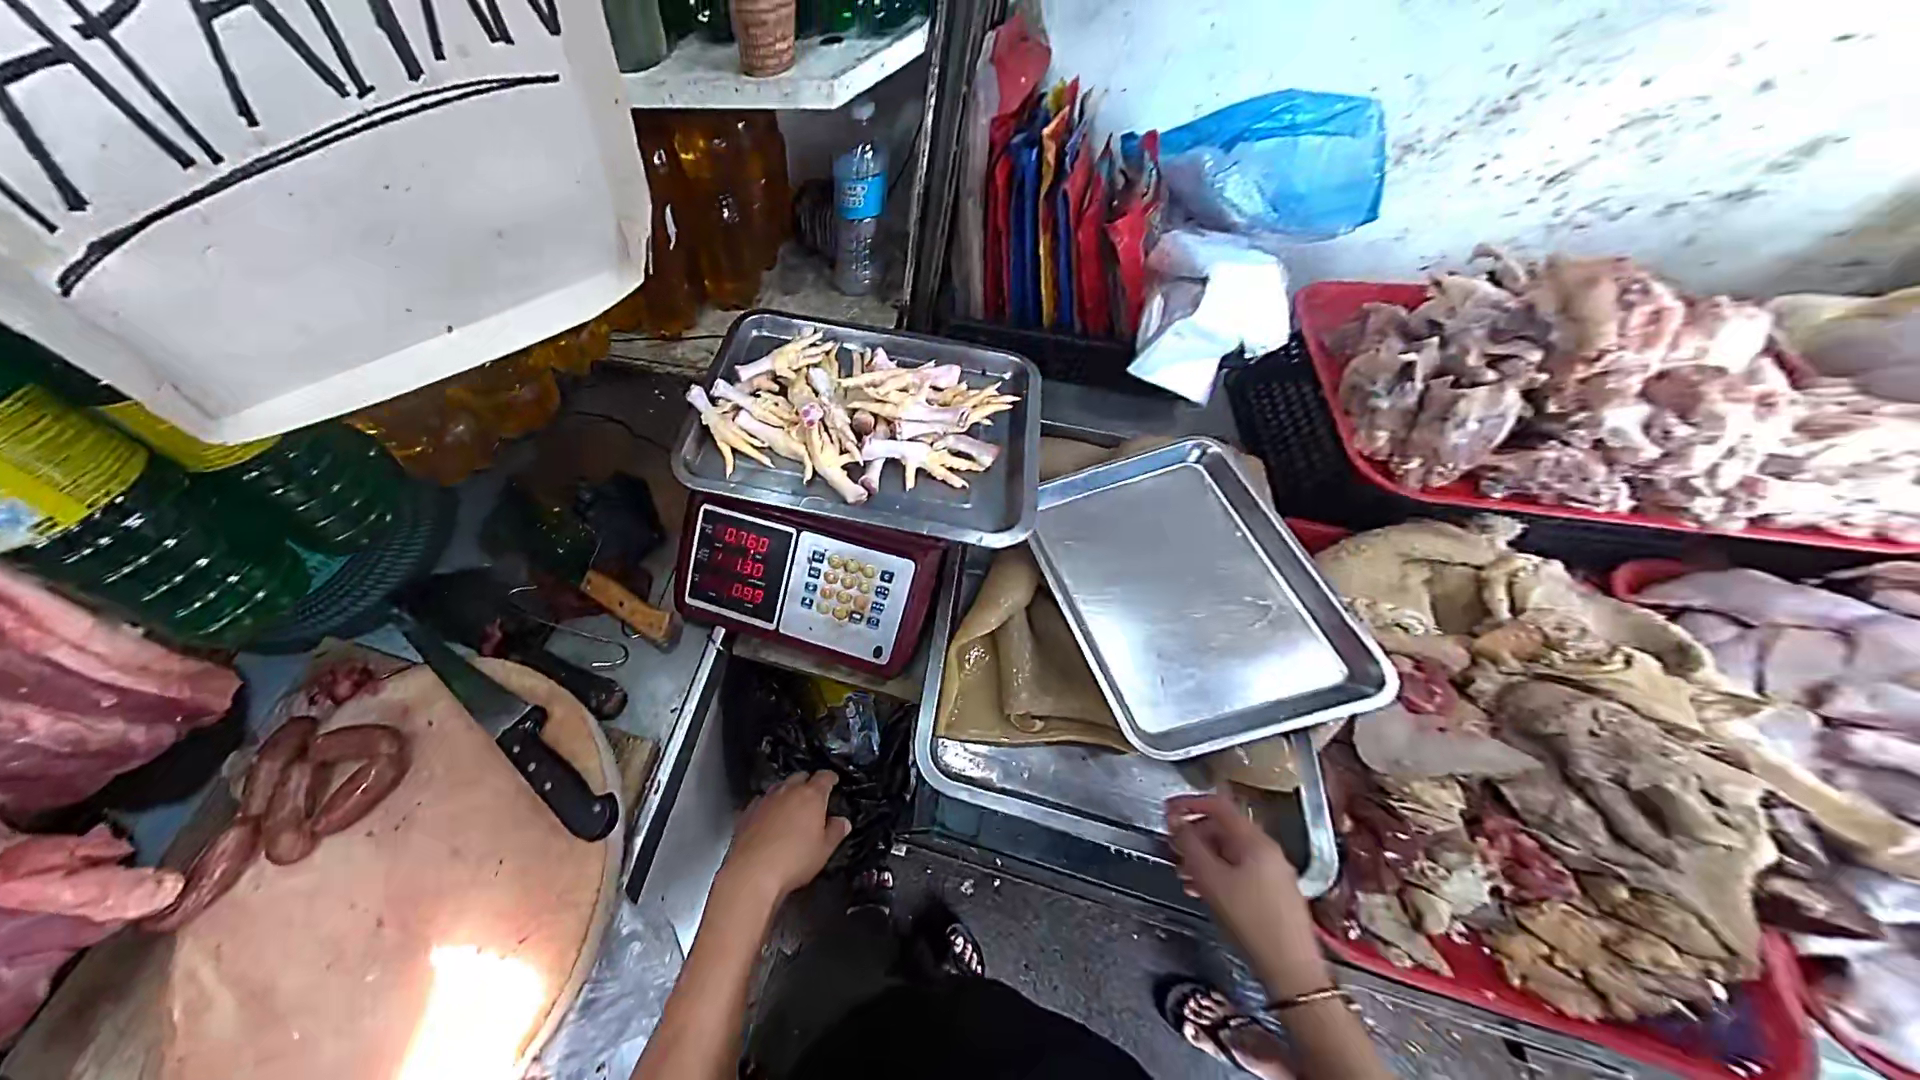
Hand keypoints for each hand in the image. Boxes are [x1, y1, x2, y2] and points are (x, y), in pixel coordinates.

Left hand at [718, 771, 851, 906]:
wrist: (751, 873)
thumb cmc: (794, 860)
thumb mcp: (824, 850)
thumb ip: (836, 832)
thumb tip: (842, 821)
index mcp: (811, 795)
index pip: (824, 777)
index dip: (831, 778)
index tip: (834, 782)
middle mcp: (788, 791)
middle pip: (800, 777)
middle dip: (808, 783)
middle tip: (813, 796)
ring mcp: (764, 800)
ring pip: (778, 787)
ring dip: (786, 792)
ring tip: (790, 805)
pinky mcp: (745, 812)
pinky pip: (760, 801)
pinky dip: (767, 806)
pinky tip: (766, 817)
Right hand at [1166, 793, 1330, 997]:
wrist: (1291, 970)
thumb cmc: (1250, 920)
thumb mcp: (1210, 878)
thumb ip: (1189, 845)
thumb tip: (1176, 822)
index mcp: (1254, 840)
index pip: (1218, 805)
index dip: (1189, 803)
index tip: (1167, 810)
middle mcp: (1268, 850)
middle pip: (1224, 828)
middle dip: (1194, 835)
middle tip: (1173, 847)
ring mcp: (1274, 872)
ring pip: (1231, 851)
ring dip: (1204, 857)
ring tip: (1184, 873)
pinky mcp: (1275, 894)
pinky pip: (1240, 870)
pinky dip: (1218, 873)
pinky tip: (1204, 891)